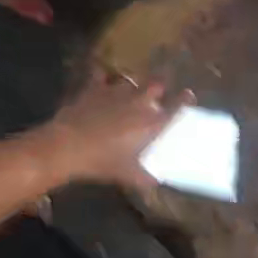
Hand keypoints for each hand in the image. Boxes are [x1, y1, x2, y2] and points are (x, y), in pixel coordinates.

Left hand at [39, 70, 184, 188]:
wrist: (69, 145)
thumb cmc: (103, 162)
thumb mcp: (128, 176)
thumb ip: (146, 178)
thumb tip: (156, 182)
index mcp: (151, 123)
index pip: (176, 107)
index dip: (184, 100)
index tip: (189, 95)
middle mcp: (138, 102)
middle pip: (156, 84)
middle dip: (158, 87)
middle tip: (155, 95)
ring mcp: (116, 91)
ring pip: (131, 80)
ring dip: (131, 86)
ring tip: (127, 93)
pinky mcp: (95, 86)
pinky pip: (101, 75)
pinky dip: (102, 78)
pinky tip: (100, 81)